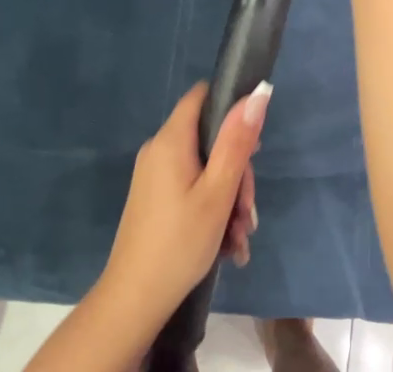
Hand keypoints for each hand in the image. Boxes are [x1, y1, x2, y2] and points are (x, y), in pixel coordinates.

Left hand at [102, 81, 270, 311]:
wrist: (134, 300)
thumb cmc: (180, 242)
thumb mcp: (218, 191)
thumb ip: (237, 141)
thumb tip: (258, 92)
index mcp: (171, 140)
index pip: (202, 96)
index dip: (231, 108)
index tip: (253, 142)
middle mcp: (159, 151)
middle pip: (210, 141)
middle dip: (238, 175)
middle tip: (247, 213)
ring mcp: (155, 177)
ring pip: (205, 172)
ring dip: (229, 201)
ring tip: (239, 240)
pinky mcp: (155, 201)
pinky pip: (192, 191)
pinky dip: (212, 212)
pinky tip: (227, 247)